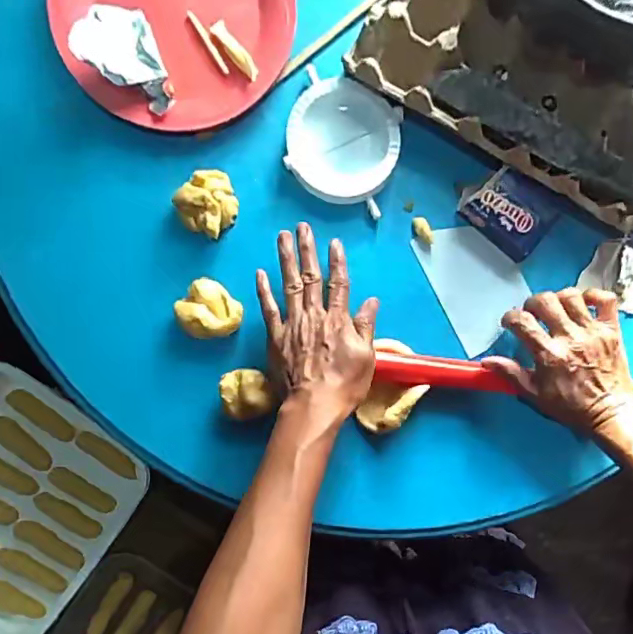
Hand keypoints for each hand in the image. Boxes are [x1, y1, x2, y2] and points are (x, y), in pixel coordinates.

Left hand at [256, 222, 378, 423]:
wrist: (313, 406)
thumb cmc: (344, 385)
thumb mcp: (366, 357)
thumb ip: (366, 327)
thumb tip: (371, 302)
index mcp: (338, 320)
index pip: (339, 284)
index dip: (337, 262)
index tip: (333, 243)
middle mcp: (314, 316)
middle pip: (311, 277)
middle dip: (307, 250)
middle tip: (302, 227)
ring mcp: (292, 325)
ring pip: (289, 285)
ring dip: (285, 260)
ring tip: (282, 237)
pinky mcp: (275, 338)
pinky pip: (268, 310)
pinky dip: (264, 291)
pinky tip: (260, 273)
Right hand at [484, 288, 632, 440]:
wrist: (610, 413)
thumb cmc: (571, 407)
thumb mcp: (535, 395)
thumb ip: (511, 373)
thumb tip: (488, 361)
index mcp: (549, 354)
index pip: (522, 322)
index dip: (510, 317)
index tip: (509, 323)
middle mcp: (571, 338)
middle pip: (546, 302)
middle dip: (532, 303)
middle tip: (532, 314)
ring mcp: (593, 332)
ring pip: (572, 296)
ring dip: (558, 298)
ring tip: (556, 309)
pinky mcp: (612, 330)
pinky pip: (605, 299)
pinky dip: (593, 295)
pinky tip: (584, 304)